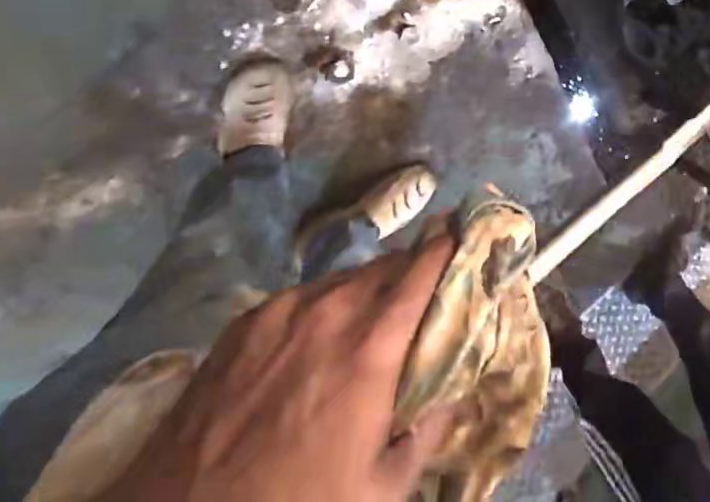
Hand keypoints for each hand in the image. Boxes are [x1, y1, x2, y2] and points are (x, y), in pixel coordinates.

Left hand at [99, 236, 459, 501]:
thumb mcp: (379, 492)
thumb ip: (429, 432)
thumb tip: (455, 392)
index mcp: (372, 346)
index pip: (423, 269)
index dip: (449, 245)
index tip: (465, 233)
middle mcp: (332, 311)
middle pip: (387, 265)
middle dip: (412, 269)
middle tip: (424, 288)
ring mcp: (282, 311)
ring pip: (345, 278)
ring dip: (368, 288)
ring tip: (370, 316)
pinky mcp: (244, 323)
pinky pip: (303, 296)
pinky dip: (323, 305)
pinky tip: (314, 338)